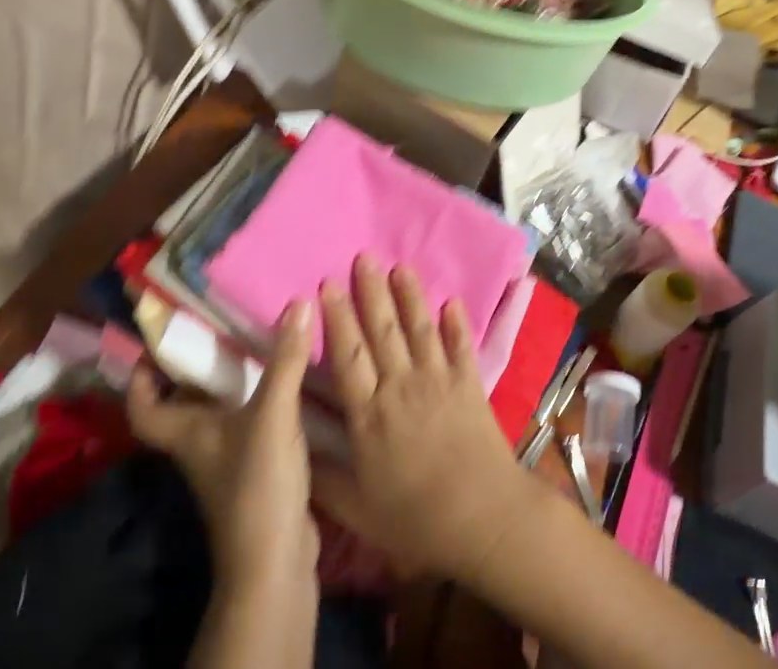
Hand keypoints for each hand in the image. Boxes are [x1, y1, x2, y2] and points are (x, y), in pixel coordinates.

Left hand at [126, 300, 319, 592]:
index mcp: (183, 431)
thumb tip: (297, 303)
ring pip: (218, 417)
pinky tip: (289, 391)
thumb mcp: (272, 413)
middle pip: (183, 405)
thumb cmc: (255, 483)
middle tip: (225, 333)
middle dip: (198, 371)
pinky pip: (249, 429)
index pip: (141, 404)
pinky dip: (261, 409)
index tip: (160, 344)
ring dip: (234, 388)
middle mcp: (197, 446)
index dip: (141, 376)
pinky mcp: (254, 474)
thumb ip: (284, 360)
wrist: (274, 557)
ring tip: (261, 350)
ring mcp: (225, 462)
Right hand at [310, 255, 546, 582]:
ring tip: (400, 267)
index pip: (347, 356)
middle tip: (362, 257)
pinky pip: (461, 348)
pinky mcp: (471, 389)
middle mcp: (401, 387)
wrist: (484, 518)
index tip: (327, 285)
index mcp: (369, 414)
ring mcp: (440, 384)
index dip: (336, 319)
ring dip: (410, 297)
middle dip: (370, 292)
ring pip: (420, 331)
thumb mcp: (356, 509)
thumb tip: (293, 450)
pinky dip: (457, 324)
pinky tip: (451, 303)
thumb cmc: (415, 518)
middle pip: (382, 331)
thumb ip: (322, 477)